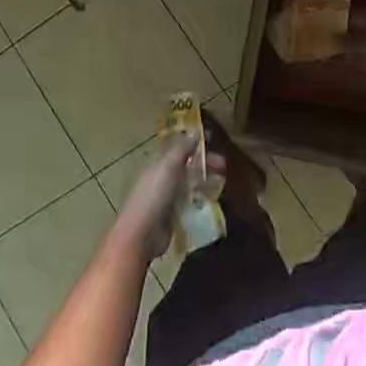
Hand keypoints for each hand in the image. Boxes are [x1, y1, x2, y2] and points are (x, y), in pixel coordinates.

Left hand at [112, 132, 224, 261]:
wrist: (142, 234)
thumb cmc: (153, 195)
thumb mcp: (167, 166)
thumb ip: (181, 149)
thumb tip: (193, 132)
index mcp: (155, 162)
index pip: (175, 146)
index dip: (192, 141)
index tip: (212, 138)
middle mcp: (159, 176)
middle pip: (184, 164)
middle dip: (203, 161)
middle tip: (223, 163)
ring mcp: (165, 196)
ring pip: (188, 182)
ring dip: (204, 178)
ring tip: (222, 178)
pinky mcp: (171, 214)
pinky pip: (189, 200)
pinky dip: (200, 196)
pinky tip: (213, 197)